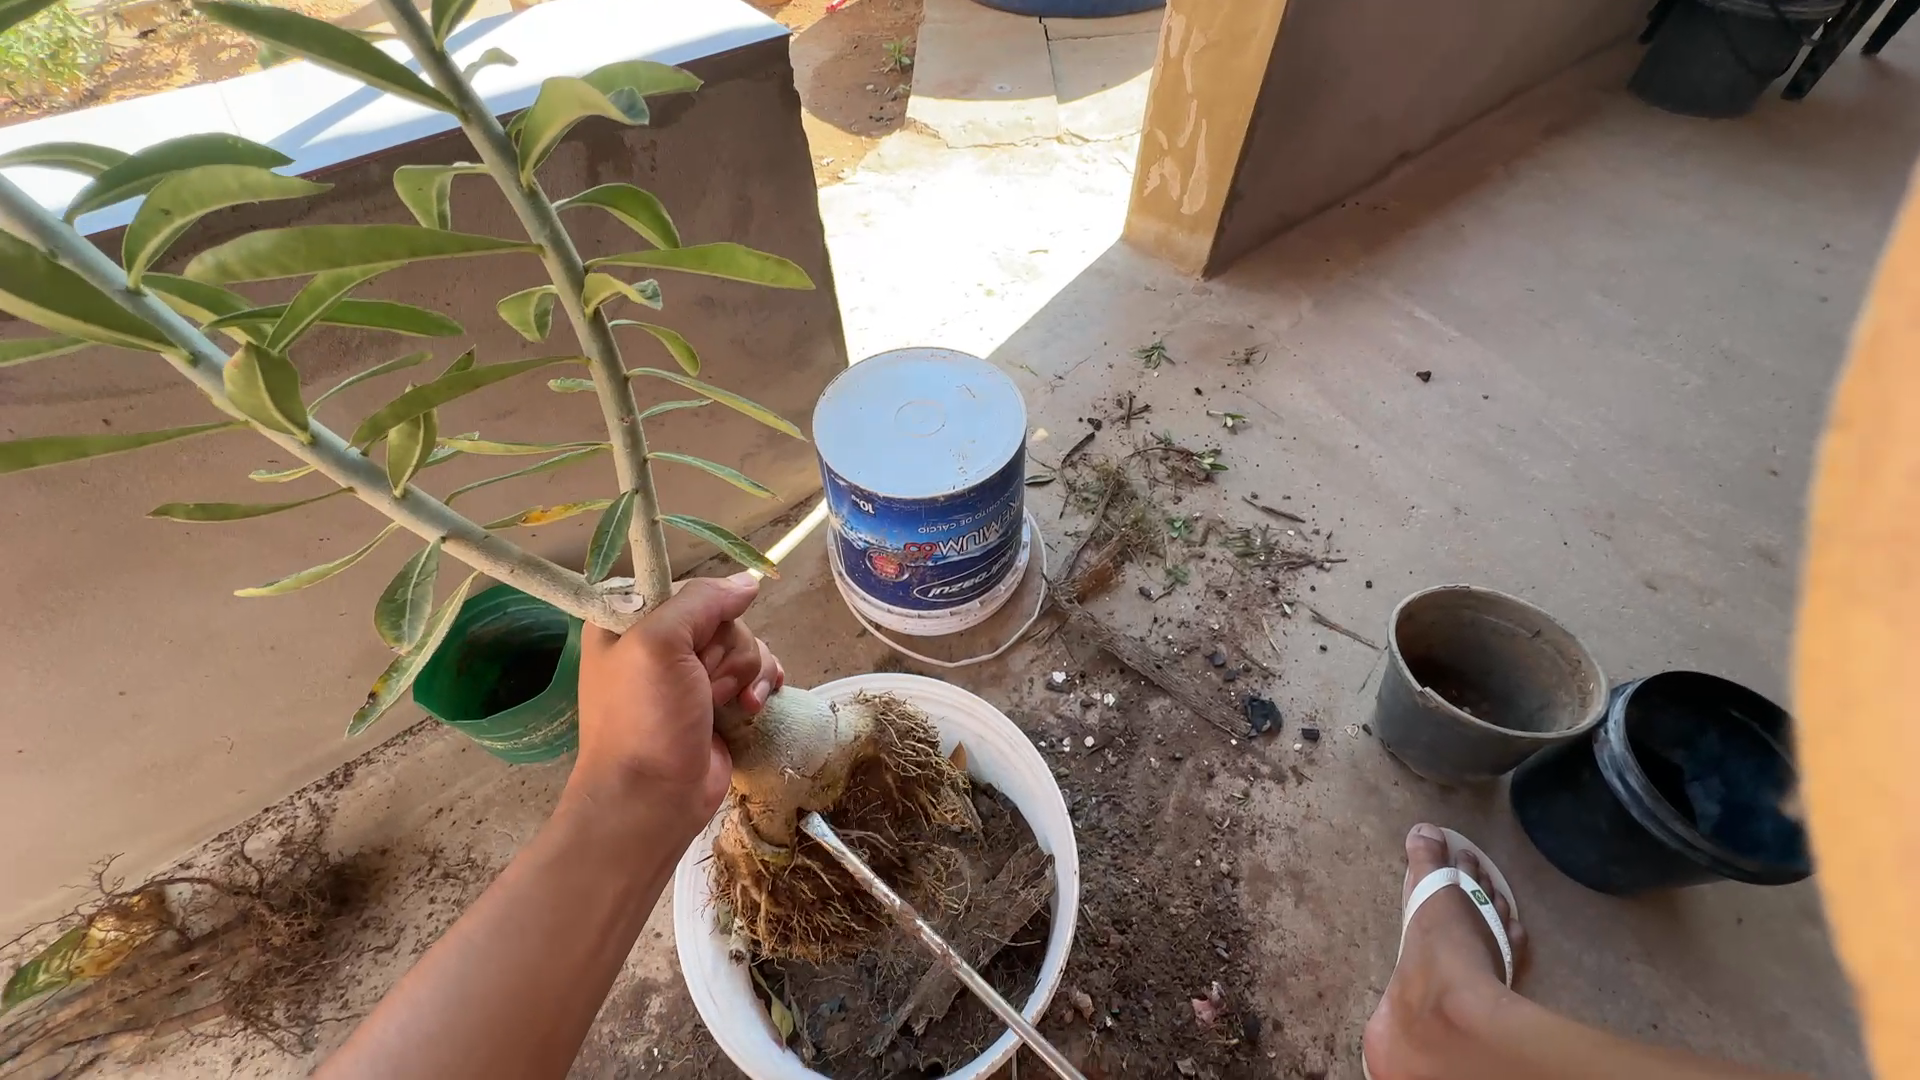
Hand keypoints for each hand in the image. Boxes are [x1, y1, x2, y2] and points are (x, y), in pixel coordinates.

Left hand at [571, 573, 784, 838]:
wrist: (652, 799)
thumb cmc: (644, 720)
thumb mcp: (659, 645)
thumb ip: (702, 601)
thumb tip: (749, 583)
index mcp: (630, 622)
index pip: (689, 589)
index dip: (704, 613)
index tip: (694, 642)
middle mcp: (662, 643)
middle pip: (725, 618)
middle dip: (727, 652)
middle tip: (705, 686)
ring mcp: (693, 675)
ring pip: (748, 644)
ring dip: (748, 673)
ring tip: (728, 704)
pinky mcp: (720, 701)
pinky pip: (759, 672)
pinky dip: (763, 687)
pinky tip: (752, 708)